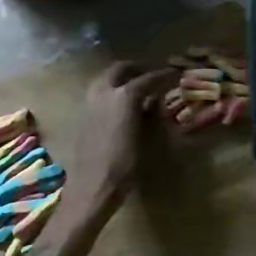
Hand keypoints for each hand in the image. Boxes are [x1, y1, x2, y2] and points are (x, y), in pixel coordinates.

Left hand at [61, 62, 175, 215]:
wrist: (91, 186)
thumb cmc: (125, 166)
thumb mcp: (147, 141)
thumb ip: (151, 115)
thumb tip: (155, 100)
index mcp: (124, 96)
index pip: (148, 78)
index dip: (163, 75)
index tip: (174, 73)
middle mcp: (104, 92)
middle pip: (120, 69)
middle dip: (136, 69)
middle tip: (150, 75)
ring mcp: (89, 103)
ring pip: (104, 79)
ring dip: (120, 78)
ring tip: (133, 88)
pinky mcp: (81, 115)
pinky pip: (97, 94)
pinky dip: (109, 91)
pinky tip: (117, 106)